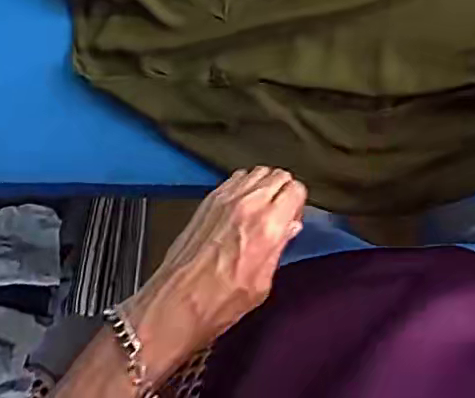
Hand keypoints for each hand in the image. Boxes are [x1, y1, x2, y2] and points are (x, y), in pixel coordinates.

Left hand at [123, 167, 306, 379]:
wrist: (176, 303)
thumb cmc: (217, 303)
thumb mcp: (261, 285)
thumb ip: (279, 248)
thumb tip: (290, 228)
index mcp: (267, 226)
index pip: (296, 190)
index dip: (298, 204)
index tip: (292, 219)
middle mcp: (248, 204)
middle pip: (279, 175)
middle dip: (284, 192)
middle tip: (279, 213)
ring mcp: (227, 197)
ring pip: (259, 171)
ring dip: (264, 185)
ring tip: (260, 208)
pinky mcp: (210, 198)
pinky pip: (237, 177)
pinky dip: (245, 185)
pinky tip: (240, 206)